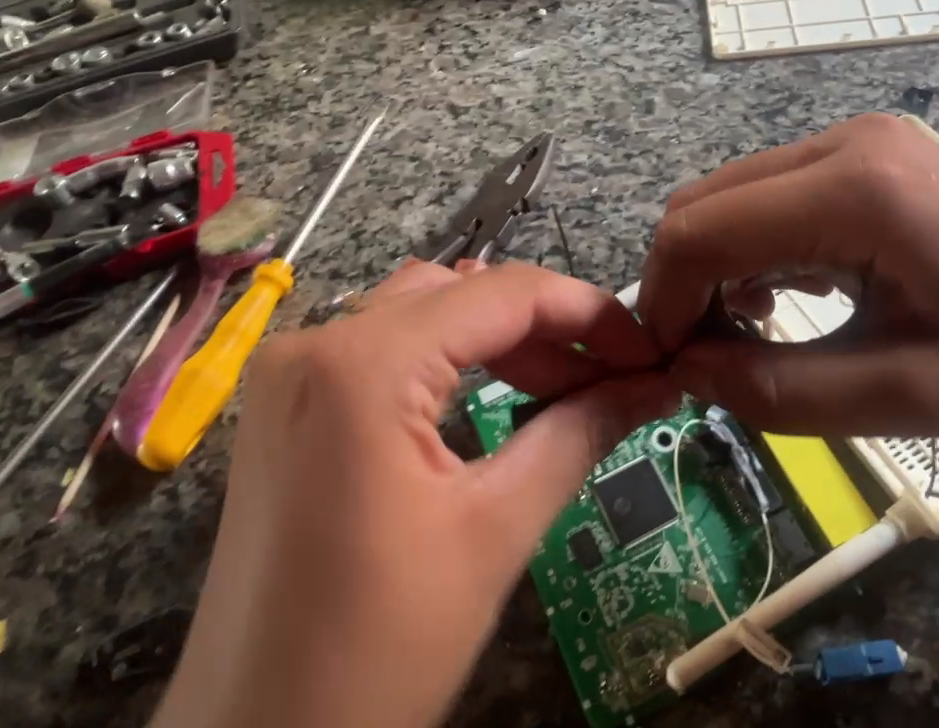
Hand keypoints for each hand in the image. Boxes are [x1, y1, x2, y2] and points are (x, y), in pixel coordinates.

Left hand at [155, 262, 675, 727]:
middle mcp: (315, 340)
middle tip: (613, 378)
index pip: (502, 293)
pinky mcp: (285, 404)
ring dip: (498, 339)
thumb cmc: (380, 645)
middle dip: (546, 327)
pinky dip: (447, 360)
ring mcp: (289, 371)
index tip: (648, 349)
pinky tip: (494, 394)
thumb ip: (577, 434)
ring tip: (565, 389)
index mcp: (363, 363)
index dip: (588, 312)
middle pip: (459, 293)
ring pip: (419, 313)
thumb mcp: (495, 531)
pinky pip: (381, 348)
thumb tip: (653, 385)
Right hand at [638, 113, 938, 445]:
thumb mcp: (911, 399)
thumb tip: (686, 373)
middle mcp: (846, 144)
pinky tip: (786, 303)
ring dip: (716, 270)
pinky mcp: (873, 163)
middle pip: (705, 203)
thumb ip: (780, 389)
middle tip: (704, 362)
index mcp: (857, 189)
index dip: (666, 302)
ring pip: (732, 199)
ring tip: (746, 341)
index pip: (702, 230)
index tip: (672, 371)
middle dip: (683, 284)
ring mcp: (861, 145)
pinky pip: (773, 200)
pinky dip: (753, 254)